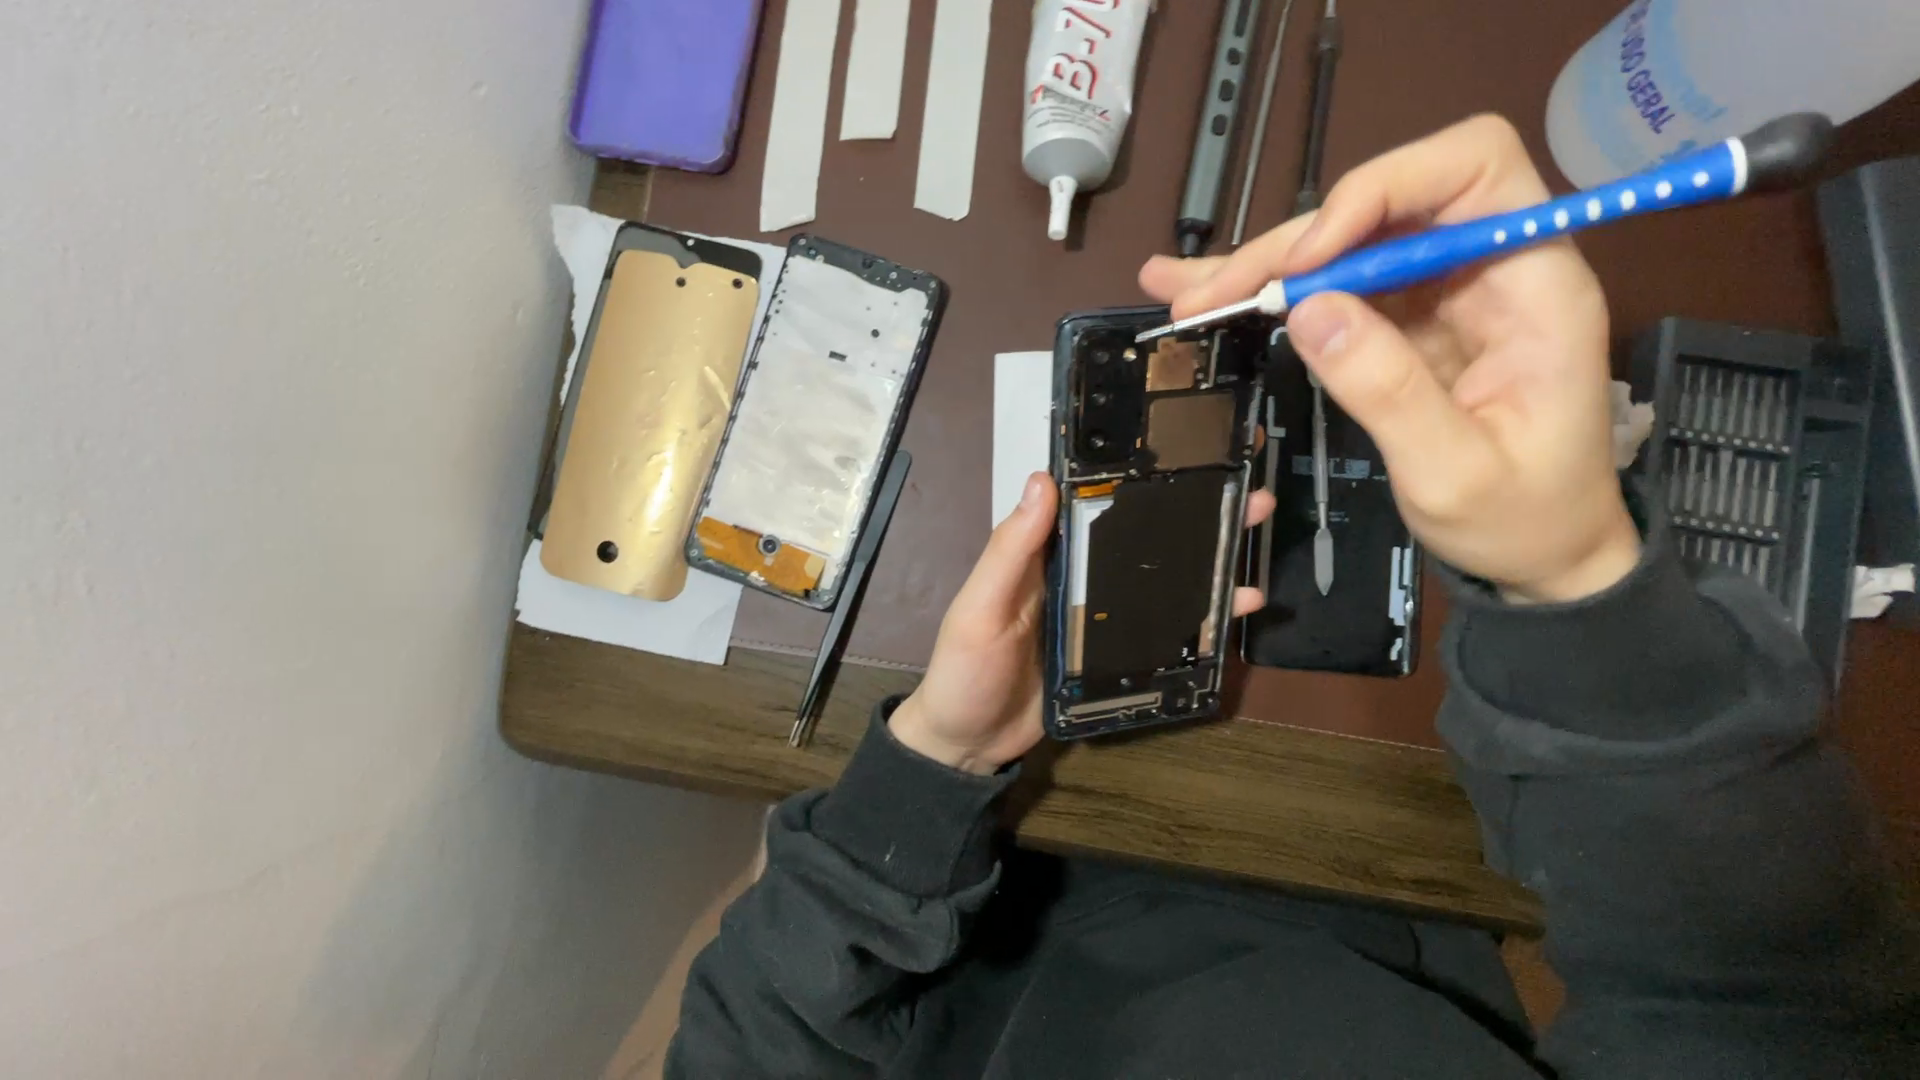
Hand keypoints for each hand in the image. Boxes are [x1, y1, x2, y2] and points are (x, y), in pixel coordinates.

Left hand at [891, 472, 1274, 773]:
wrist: (972, 743)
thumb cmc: (966, 670)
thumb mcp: (981, 607)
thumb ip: (1009, 551)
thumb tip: (1042, 479)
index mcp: (1043, 554)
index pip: (1093, 502)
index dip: (1135, 476)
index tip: (1185, 452)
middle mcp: (1078, 575)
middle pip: (1141, 535)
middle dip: (1192, 510)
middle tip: (1246, 489)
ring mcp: (1101, 615)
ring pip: (1162, 577)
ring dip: (1207, 554)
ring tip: (1253, 530)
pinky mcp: (1117, 653)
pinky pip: (1165, 626)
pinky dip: (1202, 614)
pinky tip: (1240, 604)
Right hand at [1140, 114, 1639, 603]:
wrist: (1537, 551)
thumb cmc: (1517, 517)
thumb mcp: (1453, 470)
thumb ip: (1387, 389)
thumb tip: (1307, 311)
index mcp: (1532, 282)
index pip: (1469, 172)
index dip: (1380, 192)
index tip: (1306, 262)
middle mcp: (1482, 268)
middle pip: (1379, 210)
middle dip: (1286, 249)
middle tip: (1205, 299)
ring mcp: (1436, 294)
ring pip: (1341, 247)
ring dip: (1259, 268)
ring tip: (1182, 294)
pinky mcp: (1399, 323)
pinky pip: (1328, 290)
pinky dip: (1265, 294)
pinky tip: (1204, 294)